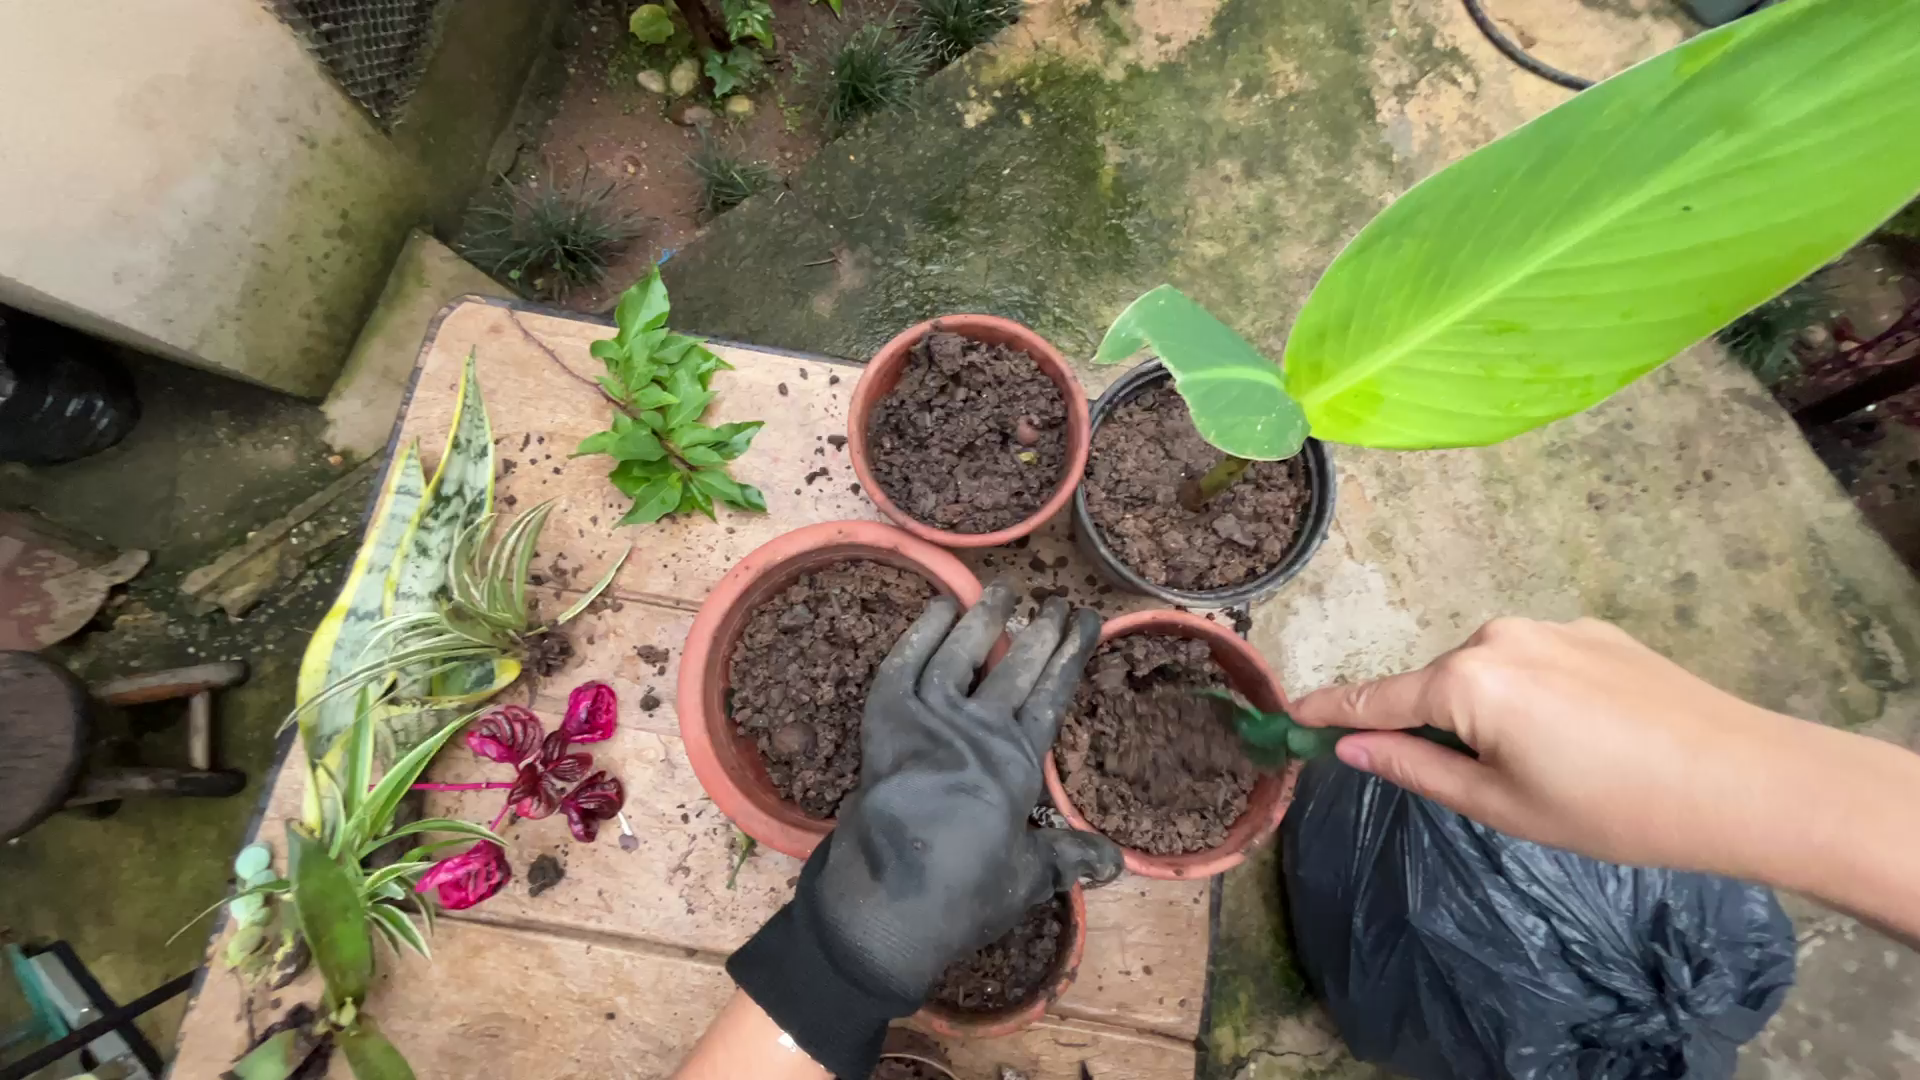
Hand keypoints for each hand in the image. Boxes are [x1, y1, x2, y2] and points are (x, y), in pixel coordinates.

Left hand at [813, 581, 1122, 997]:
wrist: (887, 906)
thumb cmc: (961, 895)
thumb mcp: (1025, 878)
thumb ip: (1068, 858)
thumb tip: (1117, 861)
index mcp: (1017, 763)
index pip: (1053, 694)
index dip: (1071, 656)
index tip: (1087, 622)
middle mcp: (980, 729)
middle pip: (1018, 666)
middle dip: (1041, 630)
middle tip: (1058, 599)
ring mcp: (930, 717)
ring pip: (964, 652)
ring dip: (986, 618)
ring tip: (1005, 588)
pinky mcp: (885, 716)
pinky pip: (906, 661)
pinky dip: (922, 630)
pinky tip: (941, 604)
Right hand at [1287, 617, 1827, 878]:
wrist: (1763, 783)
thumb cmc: (1617, 809)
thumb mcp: (1502, 806)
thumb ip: (1414, 768)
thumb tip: (1349, 750)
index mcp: (1466, 681)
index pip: (1374, 699)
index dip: (1329, 710)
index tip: (1290, 713)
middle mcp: (1493, 636)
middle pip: (1431, 685)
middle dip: (1431, 722)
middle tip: (1479, 776)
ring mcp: (1543, 627)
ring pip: (1480, 671)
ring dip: (1483, 707)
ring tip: (1548, 756)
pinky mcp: (1586, 630)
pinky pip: (1526, 659)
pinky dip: (1527, 691)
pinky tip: (1585, 728)